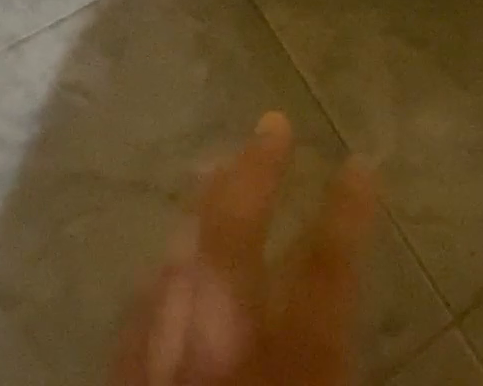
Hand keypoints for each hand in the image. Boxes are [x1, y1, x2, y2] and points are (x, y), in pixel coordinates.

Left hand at [111, 112, 375, 385]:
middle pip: (235, 234)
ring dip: (203, 203)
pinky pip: (145, 301)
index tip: (360, 162)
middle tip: (273, 123)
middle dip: (256, 171)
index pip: (325, 266)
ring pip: (182, 256)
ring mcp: (163, 350)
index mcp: (290, 356)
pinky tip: (174, 248)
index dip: (346, 210)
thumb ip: (333, 350)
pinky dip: (169, 262)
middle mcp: (222, 337)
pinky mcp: (122, 369)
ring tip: (217, 164)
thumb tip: (343, 307)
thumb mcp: (321, 382)